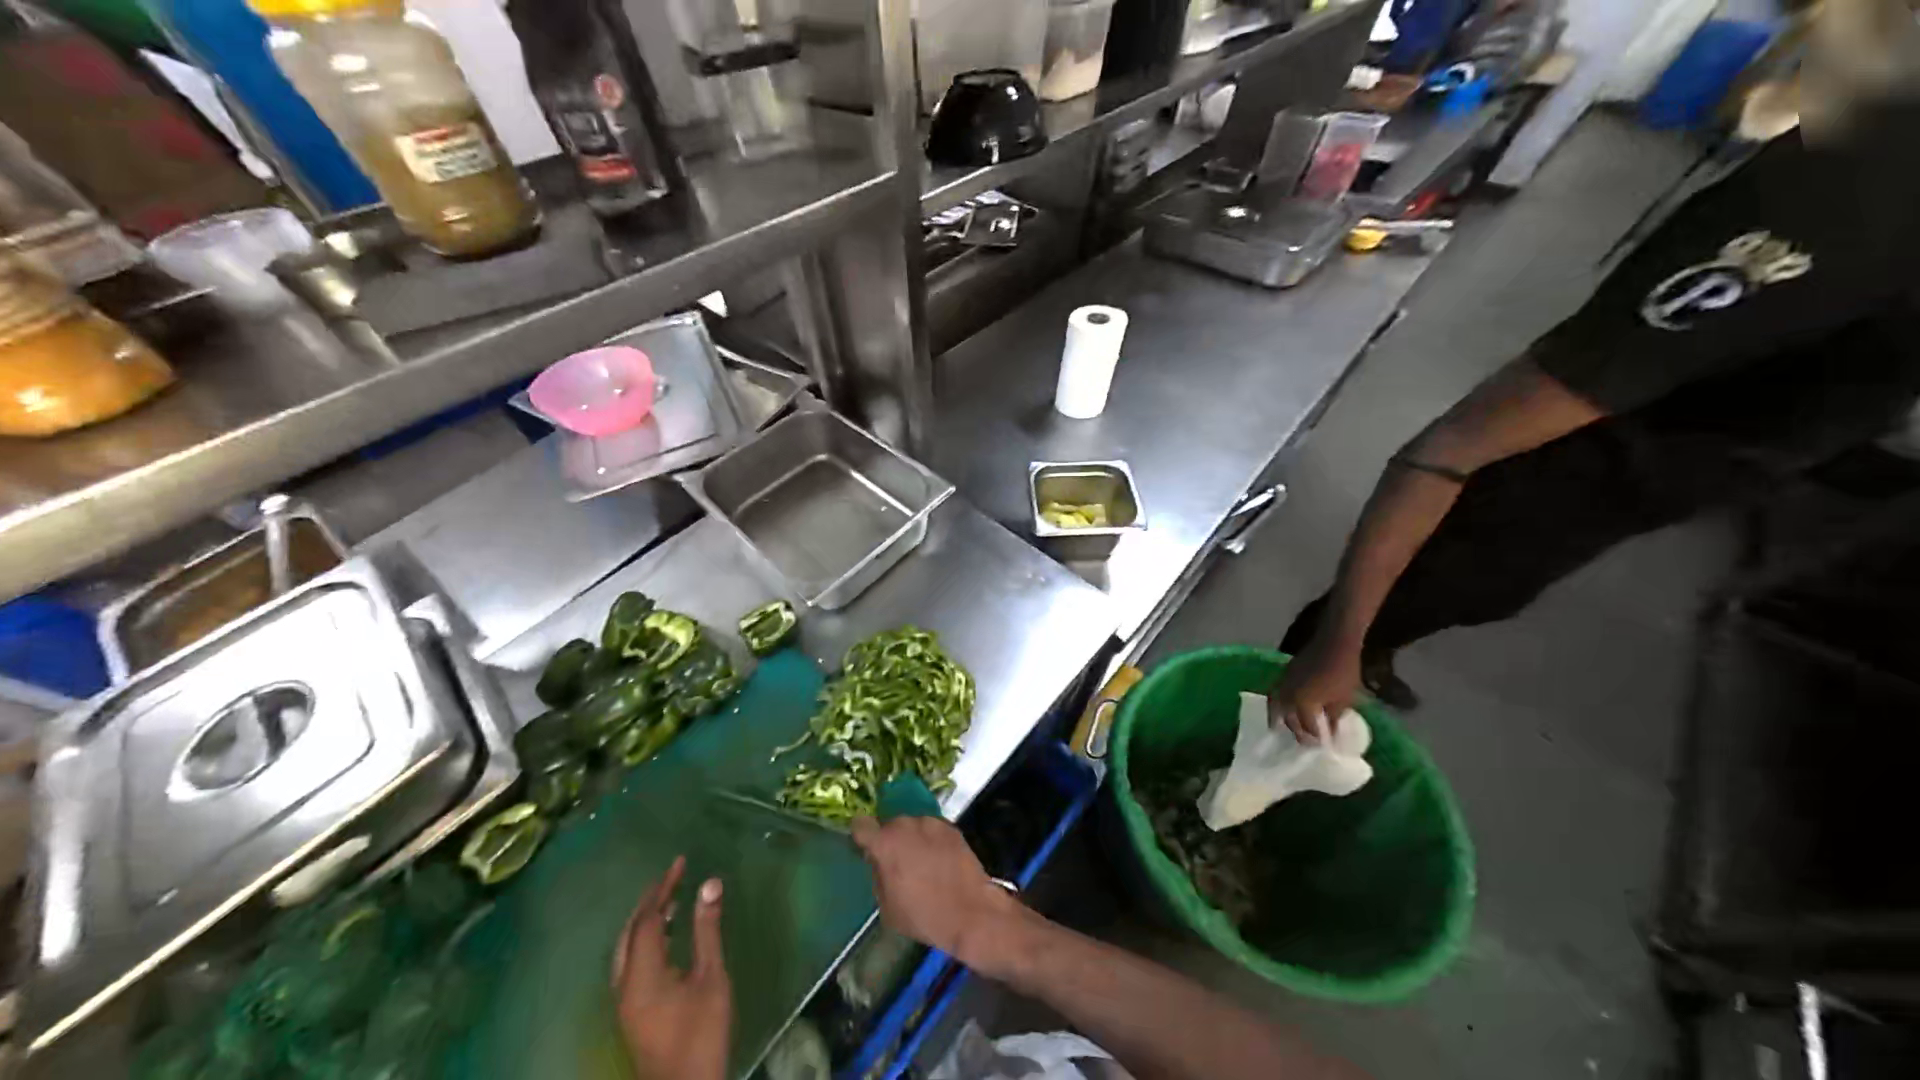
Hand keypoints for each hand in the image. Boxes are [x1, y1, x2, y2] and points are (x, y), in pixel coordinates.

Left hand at [612, 856, 730, 1079]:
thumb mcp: (712, 977)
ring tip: (671, 900)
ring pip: (626, 950)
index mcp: (641, 976)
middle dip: (649, 902)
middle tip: (672, 877)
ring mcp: (625, 1003)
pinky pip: (631, 963)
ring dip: (645, 921)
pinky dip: (646, 940)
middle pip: (629, 934)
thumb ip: (707, 930)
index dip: (662, 889)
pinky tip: (666, 937)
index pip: (646, 921)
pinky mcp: (632, 1013)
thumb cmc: (702, 1034)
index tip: (680, 863)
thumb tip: (709, 884)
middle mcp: (625, 987)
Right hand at [850, 815, 1024, 969]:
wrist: (970, 912)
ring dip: (913, 838)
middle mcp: (906, 825)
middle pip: (890, 825)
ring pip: (913, 826)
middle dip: (891, 840)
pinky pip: (932, 830)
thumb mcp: (886, 906)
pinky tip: (940, 861)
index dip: (863, 836)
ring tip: (923, 862)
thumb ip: (878, 875)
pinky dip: (932, 840)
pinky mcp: (951, 827)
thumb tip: (879, 861)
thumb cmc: (923, 915)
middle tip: (899, 862)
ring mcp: (931, 823)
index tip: (867, 847)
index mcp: (885, 843)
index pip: (861, 824)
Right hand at [1269, 638, 1362, 742]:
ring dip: (1280, 718)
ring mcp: (1283, 684)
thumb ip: (1334, 718)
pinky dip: (1279, 704)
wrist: (1335, 643)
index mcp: (1303, 704)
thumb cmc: (1343, 673)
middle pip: (1288, 719)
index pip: (1307, 728)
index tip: (1321, 748)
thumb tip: (1331, 733)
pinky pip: (1277, 695)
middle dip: (1296, 732)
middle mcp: (1288, 696)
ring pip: (1276, 706)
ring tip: (1282, 728)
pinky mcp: (1284, 675)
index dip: (1315, 739)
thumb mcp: (1344, 699)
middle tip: (1304, 741)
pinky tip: (1286, 708)